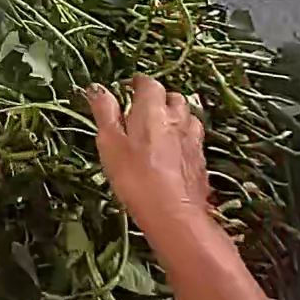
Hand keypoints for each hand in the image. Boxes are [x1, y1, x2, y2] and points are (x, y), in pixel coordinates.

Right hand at [88, 74, 218, 242]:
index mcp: (152, 110)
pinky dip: (183, 137)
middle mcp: (177, 120)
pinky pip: (194, 139)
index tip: (125, 89)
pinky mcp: (201, 162)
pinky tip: (173, 151)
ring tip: (160, 127)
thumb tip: (98, 87)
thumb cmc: (135, 176)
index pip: (149, 83)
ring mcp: (193, 141)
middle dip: (159, 98)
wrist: (174, 217)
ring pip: (188, 117)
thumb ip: (104, 111)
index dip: (137, 83)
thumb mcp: (109, 142)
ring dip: (175, 116)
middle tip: (141, 109)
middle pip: (173, 97)